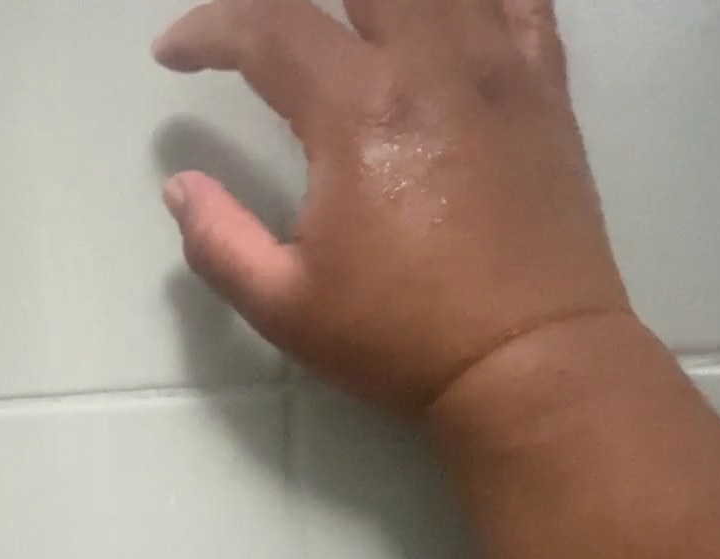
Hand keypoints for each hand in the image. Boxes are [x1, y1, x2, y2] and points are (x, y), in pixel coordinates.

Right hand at [155, 0, 631, 414]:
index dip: (208, 30)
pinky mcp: (545, 89)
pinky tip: (440, 13)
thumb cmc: (395, 338)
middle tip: (254, 34)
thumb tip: (180, 186)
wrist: (523, 363)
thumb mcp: (281, 306)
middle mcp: (434, 62)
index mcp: (358, 112)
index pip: (269, 28)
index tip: (174, 54)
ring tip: (339, 21)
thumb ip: (218, 240)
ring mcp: (501, 67)